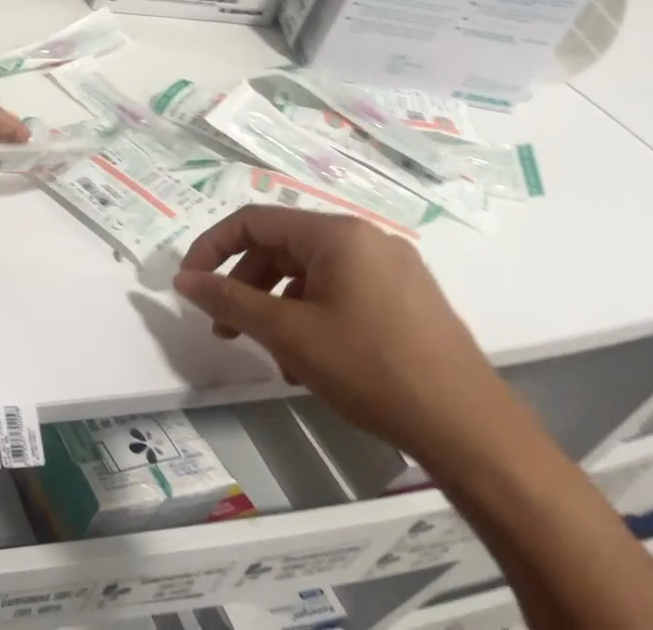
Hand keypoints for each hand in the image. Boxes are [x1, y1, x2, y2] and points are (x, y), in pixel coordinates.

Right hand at [173, 206, 509, 457]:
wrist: (470, 430)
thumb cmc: (370, 368)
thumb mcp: (285, 332)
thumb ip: (227, 299)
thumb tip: (183, 279)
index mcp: (339, 236)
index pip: (252, 221)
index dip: (210, 248)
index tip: (189, 285)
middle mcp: (368, 241)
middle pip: (279, 247)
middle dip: (242, 286)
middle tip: (223, 328)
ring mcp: (393, 271)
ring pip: (306, 276)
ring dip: (272, 308)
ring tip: (267, 354)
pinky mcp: (406, 301)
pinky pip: (338, 294)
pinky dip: (307, 319)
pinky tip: (305, 363)